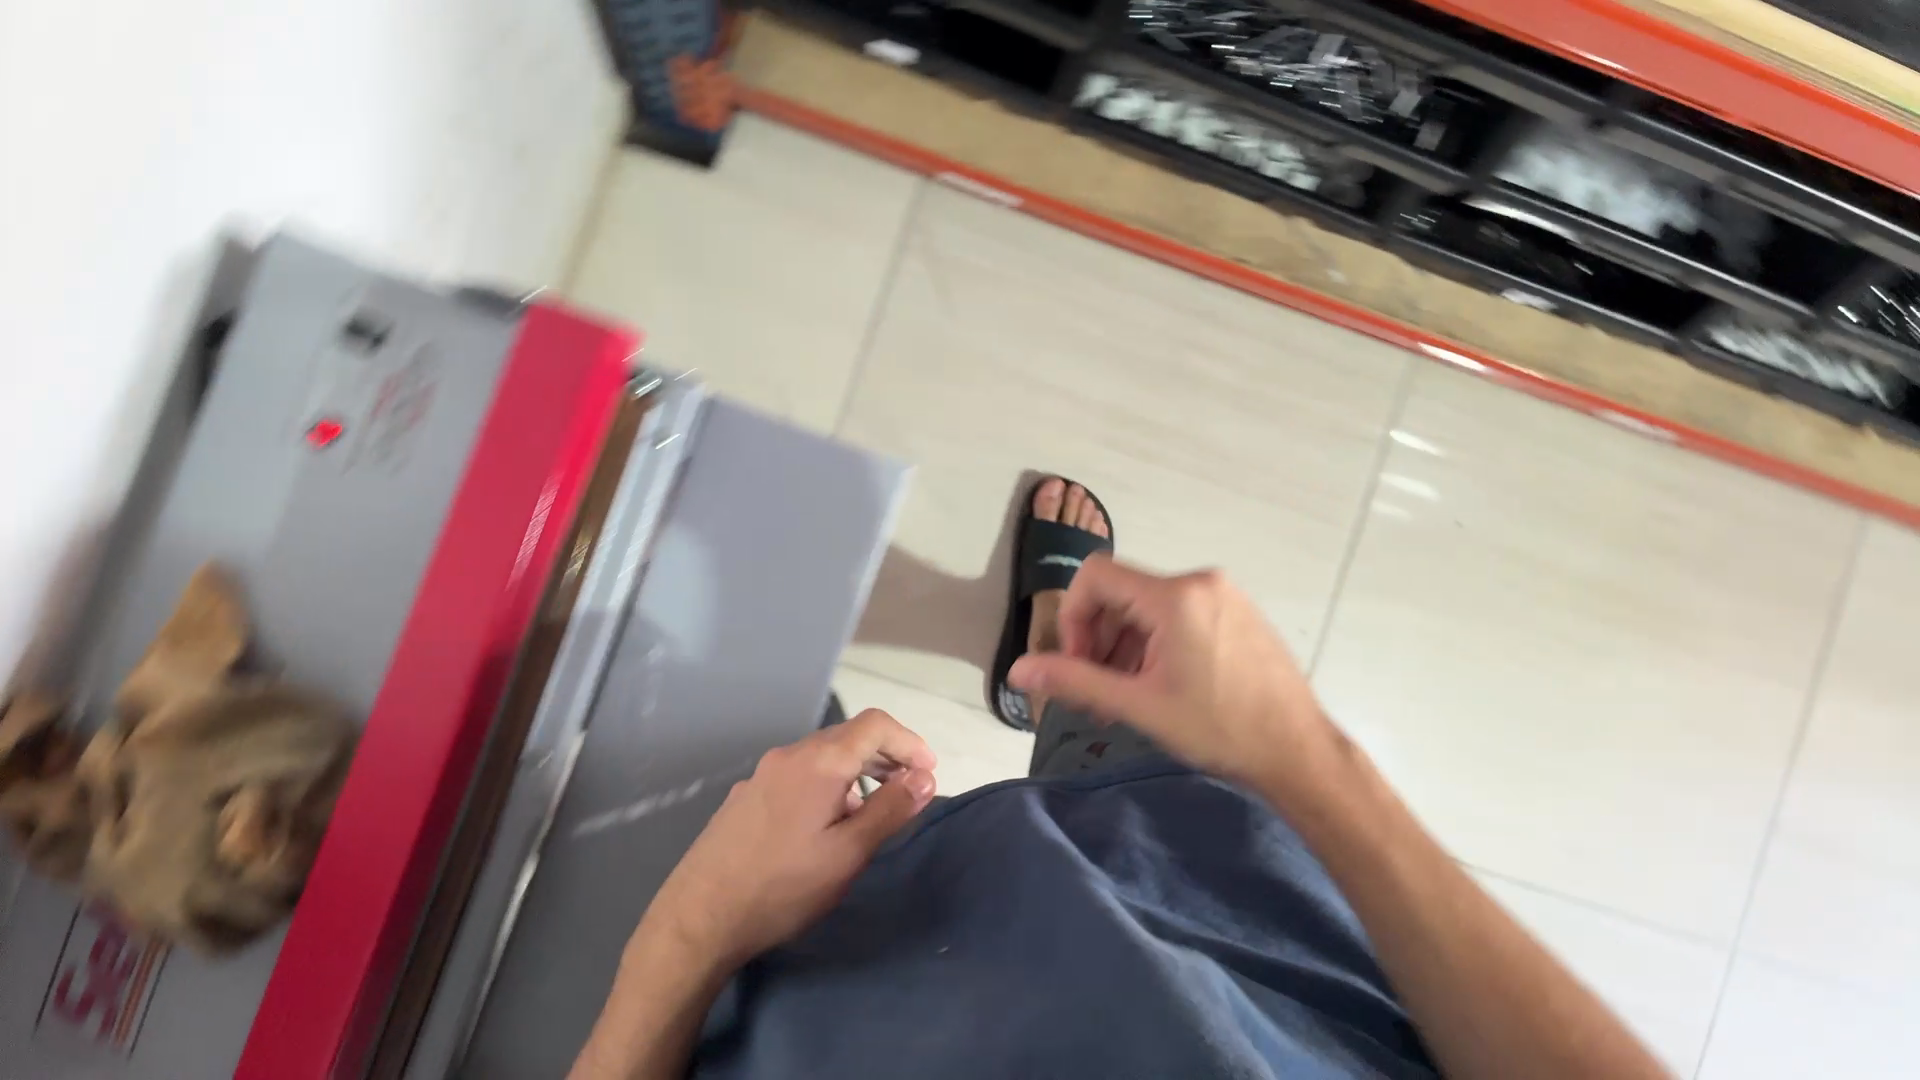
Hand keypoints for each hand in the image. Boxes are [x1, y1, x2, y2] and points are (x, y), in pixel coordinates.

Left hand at [640, 709, 937, 967]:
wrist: (697, 919)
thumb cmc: (783, 887)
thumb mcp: (848, 853)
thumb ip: (890, 810)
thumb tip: (924, 777)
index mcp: (818, 762)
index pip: (875, 724)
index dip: (909, 742)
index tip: (928, 773)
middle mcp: (789, 756)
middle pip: (848, 736)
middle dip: (886, 756)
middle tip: (909, 790)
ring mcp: (762, 774)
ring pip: (822, 757)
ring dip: (856, 772)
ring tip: (871, 811)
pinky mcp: (745, 797)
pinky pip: (799, 775)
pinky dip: (827, 785)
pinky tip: (824, 825)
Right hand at [1008, 555, 1332, 791]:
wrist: (1299, 753)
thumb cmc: (1219, 730)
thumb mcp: (1139, 706)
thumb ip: (1074, 681)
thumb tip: (1018, 671)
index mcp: (1174, 596)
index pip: (1095, 576)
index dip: (1072, 616)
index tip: (1080, 664)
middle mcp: (1199, 581)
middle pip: (1120, 592)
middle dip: (1098, 638)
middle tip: (1101, 691)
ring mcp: (1223, 594)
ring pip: (1147, 605)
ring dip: (1124, 645)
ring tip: (1130, 695)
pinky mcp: (1237, 611)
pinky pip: (1177, 613)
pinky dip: (1155, 642)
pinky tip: (1161, 685)